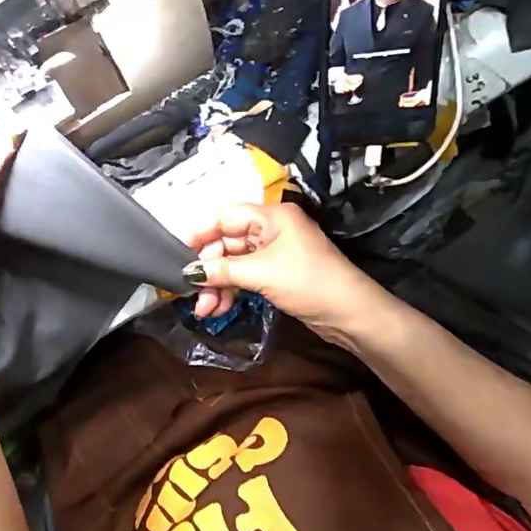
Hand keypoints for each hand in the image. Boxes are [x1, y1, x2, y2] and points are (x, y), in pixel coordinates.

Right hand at [183, 202, 390, 347]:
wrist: (351, 314)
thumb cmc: (309, 282)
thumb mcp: (262, 273)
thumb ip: (223, 270)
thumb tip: (190, 272)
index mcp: (272, 217)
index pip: (226, 217)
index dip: (202, 234)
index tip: (179, 253)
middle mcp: (271, 230)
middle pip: (228, 242)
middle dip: (209, 268)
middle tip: (192, 291)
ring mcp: (274, 253)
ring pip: (234, 263)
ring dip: (217, 284)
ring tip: (205, 309)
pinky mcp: (277, 274)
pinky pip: (245, 276)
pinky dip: (231, 290)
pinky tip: (218, 308)